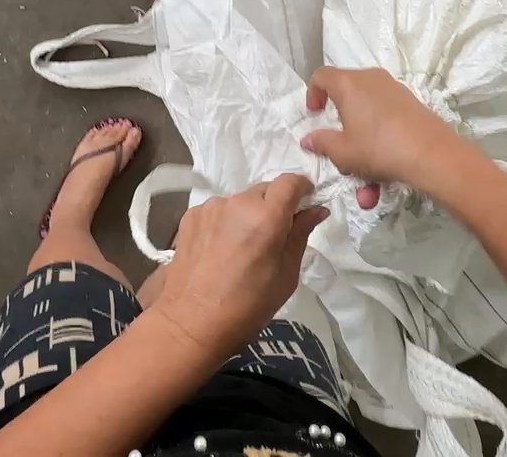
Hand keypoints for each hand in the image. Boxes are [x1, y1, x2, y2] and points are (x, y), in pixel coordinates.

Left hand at [149, 175, 327, 358]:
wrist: (191, 324)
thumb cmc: (248, 307)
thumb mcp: (286, 276)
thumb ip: (300, 235)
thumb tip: (316, 209)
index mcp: (266, 217)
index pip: (290, 182)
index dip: (301, 189)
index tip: (304, 204)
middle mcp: (238, 203)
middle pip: (265, 190)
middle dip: (274, 206)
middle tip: (273, 238)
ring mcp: (211, 207)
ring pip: (240, 201)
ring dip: (248, 215)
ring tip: (242, 249)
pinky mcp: (191, 215)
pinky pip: (218, 211)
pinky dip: (225, 223)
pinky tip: (219, 251)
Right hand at [301, 67, 474, 205]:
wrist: (432, 154)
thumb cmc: (379, 148)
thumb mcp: (343, 152)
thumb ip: (321, 143)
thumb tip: (308, 139)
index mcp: (348, 84)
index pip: (321, 76)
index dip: (313, 93)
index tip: (315, 114)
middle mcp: (370, 79)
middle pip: (346, 98)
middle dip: (341, 130)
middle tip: (340, 152)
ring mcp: (393, 89)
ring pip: (367, 116)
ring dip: (362, 148)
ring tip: (367, 186)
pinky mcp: (410, 103)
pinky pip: (385, 120)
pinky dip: (380, 143)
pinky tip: (385, 177)